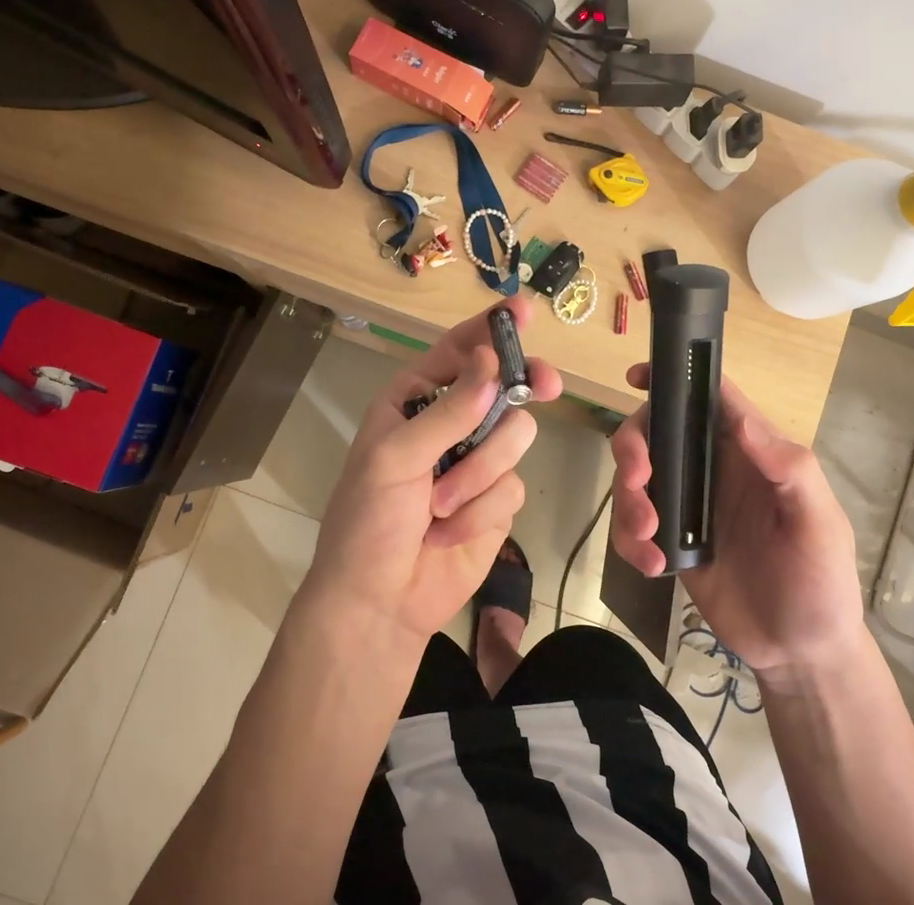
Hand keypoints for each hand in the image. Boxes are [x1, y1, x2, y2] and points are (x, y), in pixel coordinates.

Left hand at [300, 297, 561, 644]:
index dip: (489, 330)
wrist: (379, 601)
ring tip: (438, 507)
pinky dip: (481, 512)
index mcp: (413, 403)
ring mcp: (476, 464)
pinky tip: (449, 533)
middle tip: (545, 386)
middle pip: (505, 388)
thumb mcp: (395, 458)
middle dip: (520, 391)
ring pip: (515, 441)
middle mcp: (449, 425)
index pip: (456, 352)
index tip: (522, 312)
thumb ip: (447, 413)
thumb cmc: (367, 522)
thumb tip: (490, 363)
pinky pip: (513, 488)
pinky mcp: (496, 503)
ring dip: (478, 476)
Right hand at [608, 365, 861, 679]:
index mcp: (752, 455)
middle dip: (634, 449)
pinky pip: (633, 527)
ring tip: (648, 540)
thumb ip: (790, 470)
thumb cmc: (821, 583)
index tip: (639, 376)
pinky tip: (653, 566)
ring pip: (636, 480)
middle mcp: (714, 472)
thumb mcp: (819, 525)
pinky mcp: (671, 543)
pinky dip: (630, 541)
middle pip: (657, 434)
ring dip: (629, 503)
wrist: (798, 652)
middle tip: (637, 479)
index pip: (712, 399)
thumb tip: (741, 419)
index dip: (674, 378)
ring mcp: (689, 508)